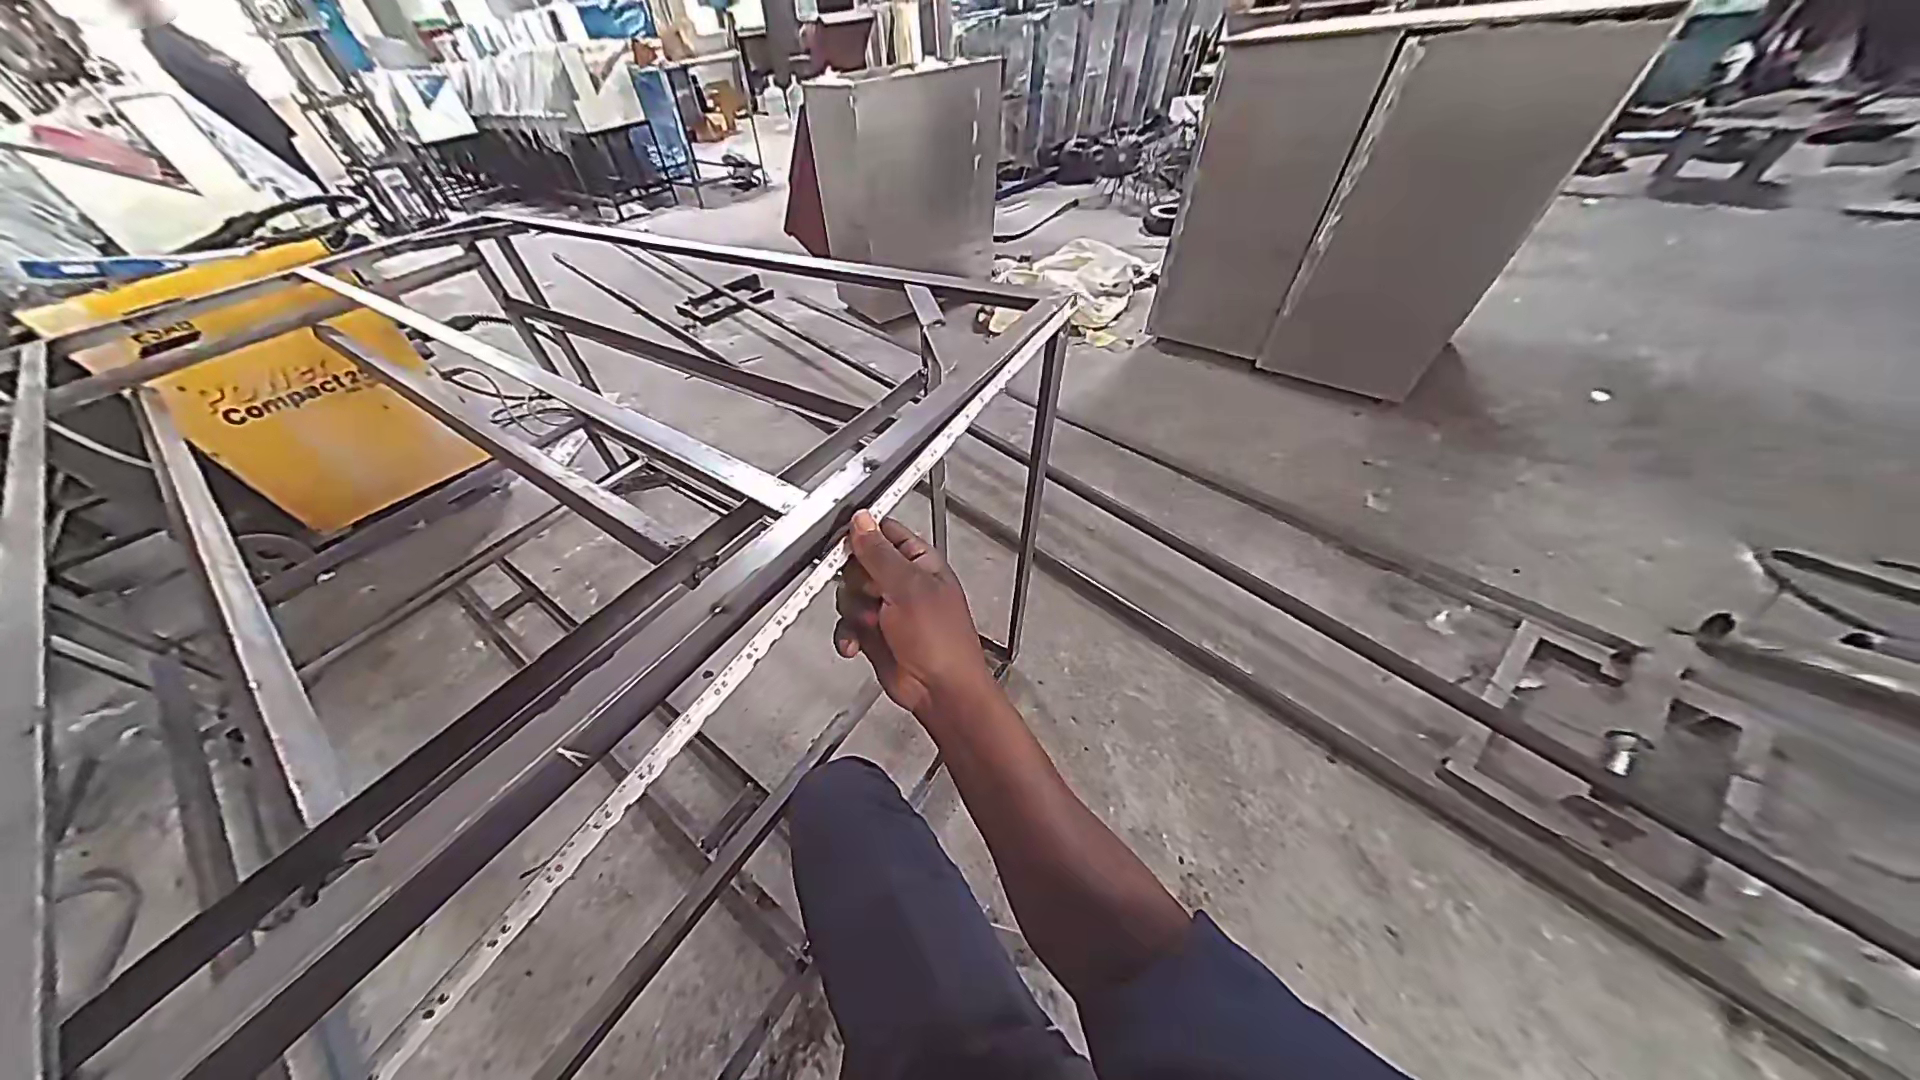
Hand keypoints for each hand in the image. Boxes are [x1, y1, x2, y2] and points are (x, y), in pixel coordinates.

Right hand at [833, 510, 991, 716]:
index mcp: (919, 561)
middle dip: (857, 583)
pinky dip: (847, 634)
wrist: (939, 690)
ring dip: (854, 612)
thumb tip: (862, 522)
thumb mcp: (908, 588)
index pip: (883, 533)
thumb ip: (880, 553)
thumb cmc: (942, 641)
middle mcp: (903, 581)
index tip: (846, 548)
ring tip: (873, 624)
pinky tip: (857, 644)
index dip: (861, 536)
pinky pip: (847, 624)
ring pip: (849, 595)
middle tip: (873, 595)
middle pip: (858, 564)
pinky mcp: (874, 633)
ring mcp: (887, 608)